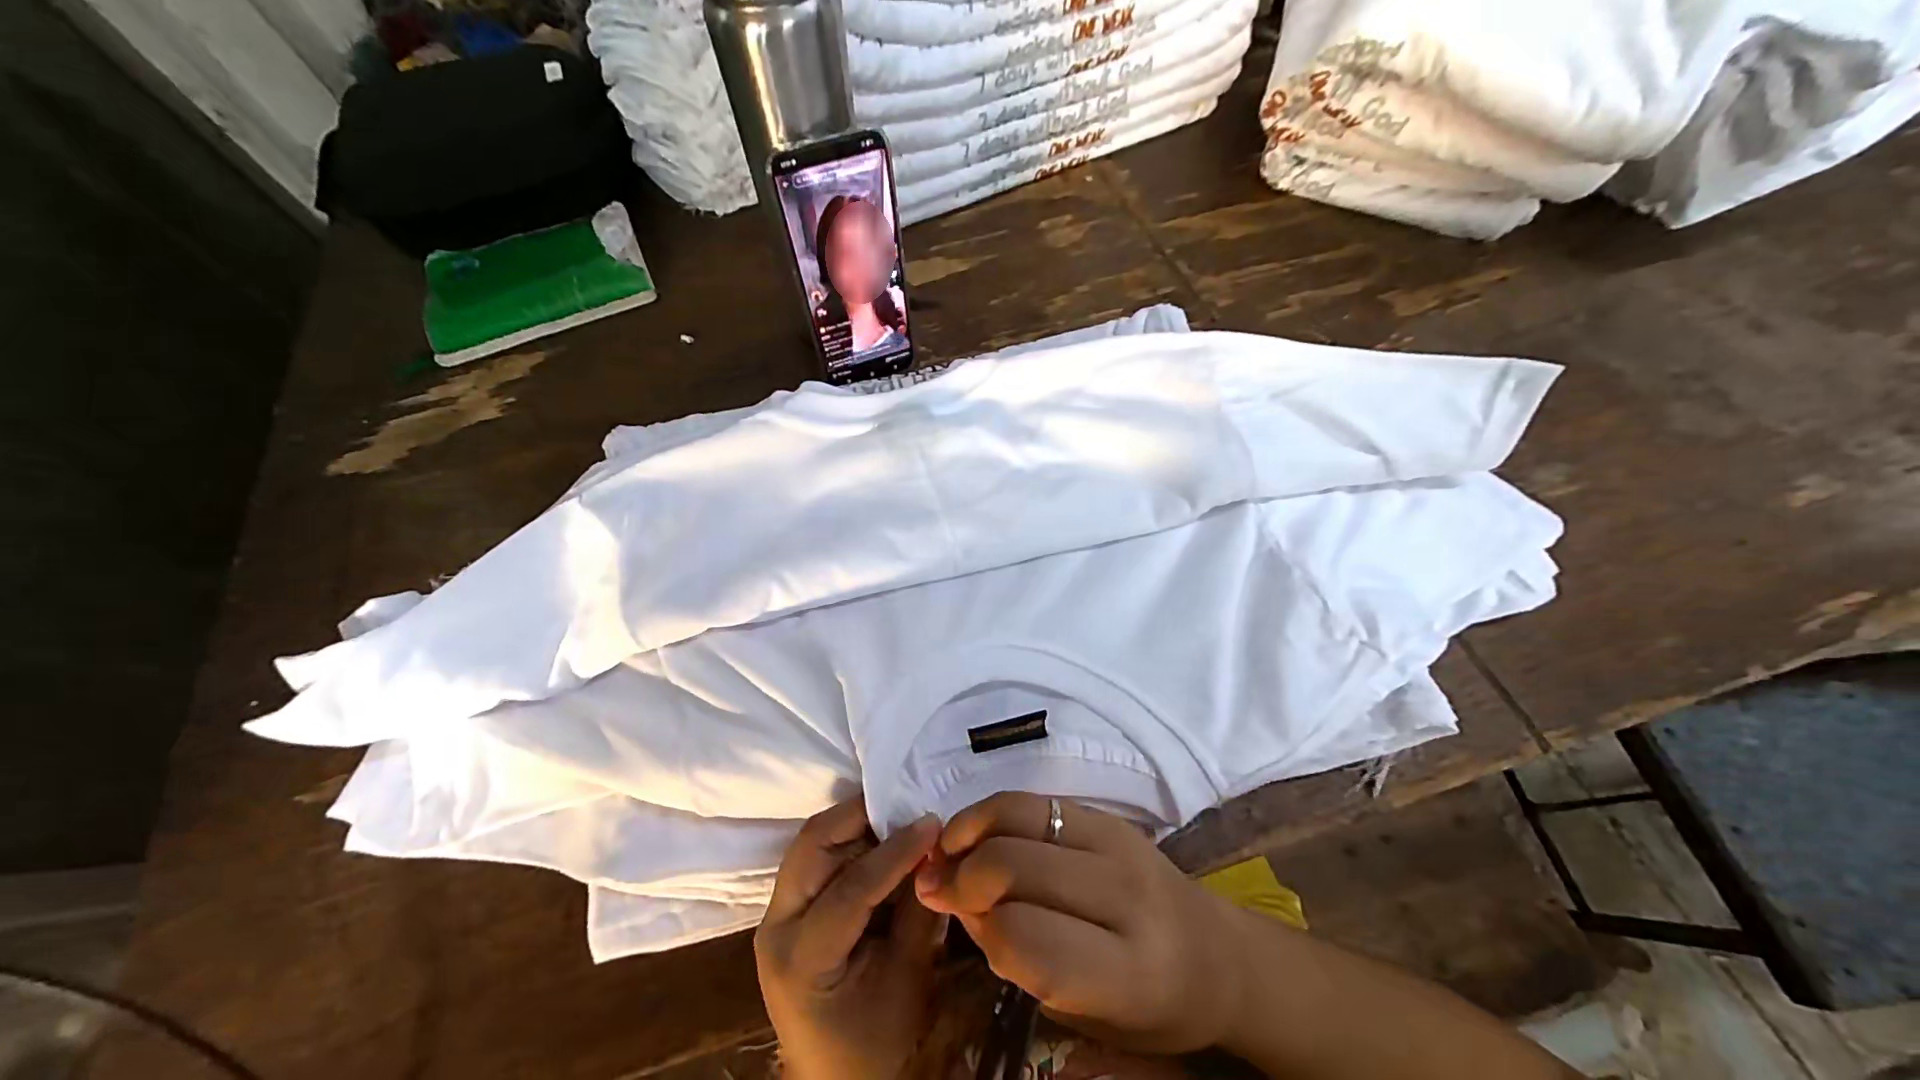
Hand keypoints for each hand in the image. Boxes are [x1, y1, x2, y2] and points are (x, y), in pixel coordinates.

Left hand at [755, 799, 946, 1079]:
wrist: (836, 1079)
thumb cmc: (875, 1042)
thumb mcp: (908, 981)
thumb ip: (919, 913)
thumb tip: (936, 853)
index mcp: (801, 959)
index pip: (848, 890)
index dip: (894, 851)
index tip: (931, 822)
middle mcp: (776, 927)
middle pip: (811, 847)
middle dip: (860, 817)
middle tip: (906, 805)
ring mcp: (777, 915)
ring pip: (811, 845)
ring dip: (855, 825)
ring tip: (899, 818)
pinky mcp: (788, 910)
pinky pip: (817, 859)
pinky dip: (851, 841)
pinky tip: (883, 839)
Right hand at [913, 792, 1249, 1054]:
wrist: (1216, 957)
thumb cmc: (1150, 1008)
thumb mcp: (1085, 1012)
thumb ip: (1015, 958)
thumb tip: (949, 896)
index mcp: (1127, 970)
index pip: (1025, 936)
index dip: (978, 927)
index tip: (951, 919)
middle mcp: (1125, 897)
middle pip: (1015, 866)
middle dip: (964, 876)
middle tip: (936, 886)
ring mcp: (1118, 845)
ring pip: (1020, 818)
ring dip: (970, 830)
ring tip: (948, 851)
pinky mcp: (1110, 818)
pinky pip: (1036, 802)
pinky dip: (994, 812)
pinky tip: (977, 831)